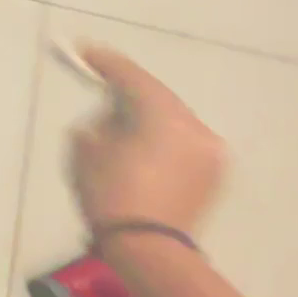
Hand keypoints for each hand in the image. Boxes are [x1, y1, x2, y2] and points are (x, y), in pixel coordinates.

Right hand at [68, 43, 226, 234]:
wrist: (148, 246)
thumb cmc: (109, 191)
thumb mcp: (89, 145)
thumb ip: (104, 119)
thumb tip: (114, 112)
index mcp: (166, 120)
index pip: (135, 79)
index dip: (108, 63)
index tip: (85, 50)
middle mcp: (197, 130)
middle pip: (159, 96)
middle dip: (129, 85)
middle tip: (100, 73)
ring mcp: (211, 153)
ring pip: (172, 116)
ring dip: (145, 108)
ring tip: (117, 106)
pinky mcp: (212, 172)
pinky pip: (180, 137)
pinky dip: (158, 128)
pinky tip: (138, 133)